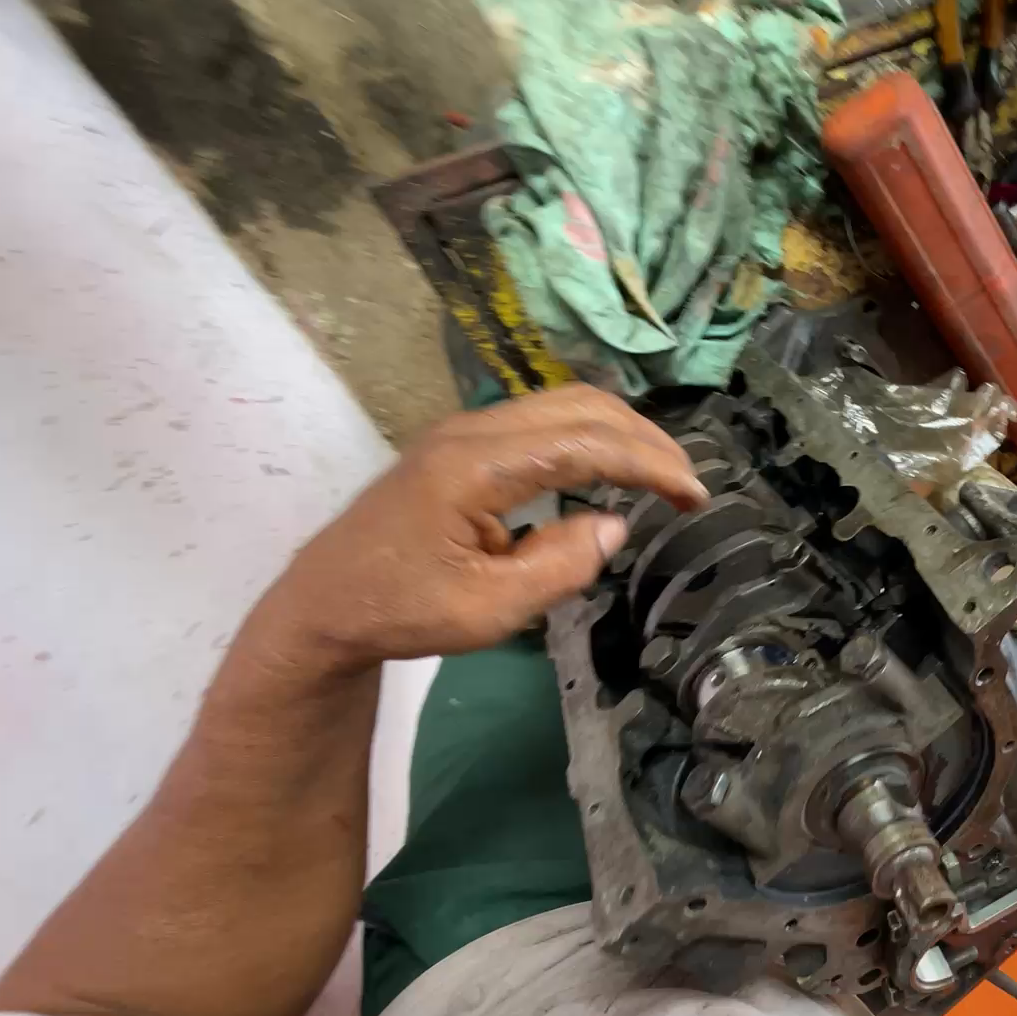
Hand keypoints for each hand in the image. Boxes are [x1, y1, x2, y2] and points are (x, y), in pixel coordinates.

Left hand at [245, 385, 707, 676]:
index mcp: (476, 467)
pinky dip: (598, 434)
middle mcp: (474, 429)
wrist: (322, 605)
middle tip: (687, 484)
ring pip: (570, 403)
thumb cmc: (402, 612)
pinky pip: (550, 417)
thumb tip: (616, 524)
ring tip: (663, 472)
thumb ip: (561, 566)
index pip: (587, 445)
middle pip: (585, 407)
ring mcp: (469, 428)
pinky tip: (615, 463)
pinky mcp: (470, 440)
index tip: (694, 496)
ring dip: (626, 432)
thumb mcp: (490, 610)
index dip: (650, 466)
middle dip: (648, 441)